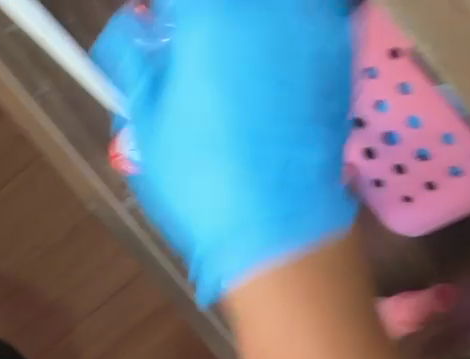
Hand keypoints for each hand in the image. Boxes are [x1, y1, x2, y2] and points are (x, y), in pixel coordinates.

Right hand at [92, 0, 357, 305]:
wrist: (276, 225)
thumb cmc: (198, 179)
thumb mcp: (145, 127)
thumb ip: (135, 65)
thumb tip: (129, 30)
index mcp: (213, 14)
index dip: (161, 16)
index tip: (150, 34)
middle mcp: (269, 5)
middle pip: (224, 6)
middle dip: (199, 22)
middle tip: (181, 56)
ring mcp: (313, 21)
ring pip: (266, 13)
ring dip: (241, 31)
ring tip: (221, 72)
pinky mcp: (340, 49)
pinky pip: (300, 23)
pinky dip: (276, 40)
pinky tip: (260, 83)